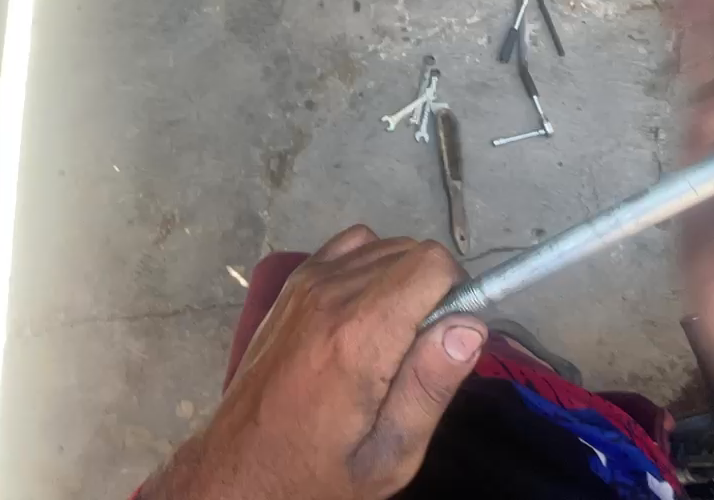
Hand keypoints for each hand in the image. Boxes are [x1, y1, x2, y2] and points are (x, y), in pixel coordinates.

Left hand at [143, 227, 487, 499]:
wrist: (242, 464)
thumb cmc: (320, 470)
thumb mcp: (389, 453)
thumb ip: (431, 383)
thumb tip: (472, 325)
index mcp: (359, 334)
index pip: (432, 265)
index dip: (456, 295)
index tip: (448, 338)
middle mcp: (332, 291)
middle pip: (412, 251)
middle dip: (434, 289)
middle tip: (421, 348)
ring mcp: (308, 278)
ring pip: (385, 245)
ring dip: (404, 277)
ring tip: (393, 334)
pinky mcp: (294, 278)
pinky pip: (352, 243)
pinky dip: (371, 262)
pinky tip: (365, 306)